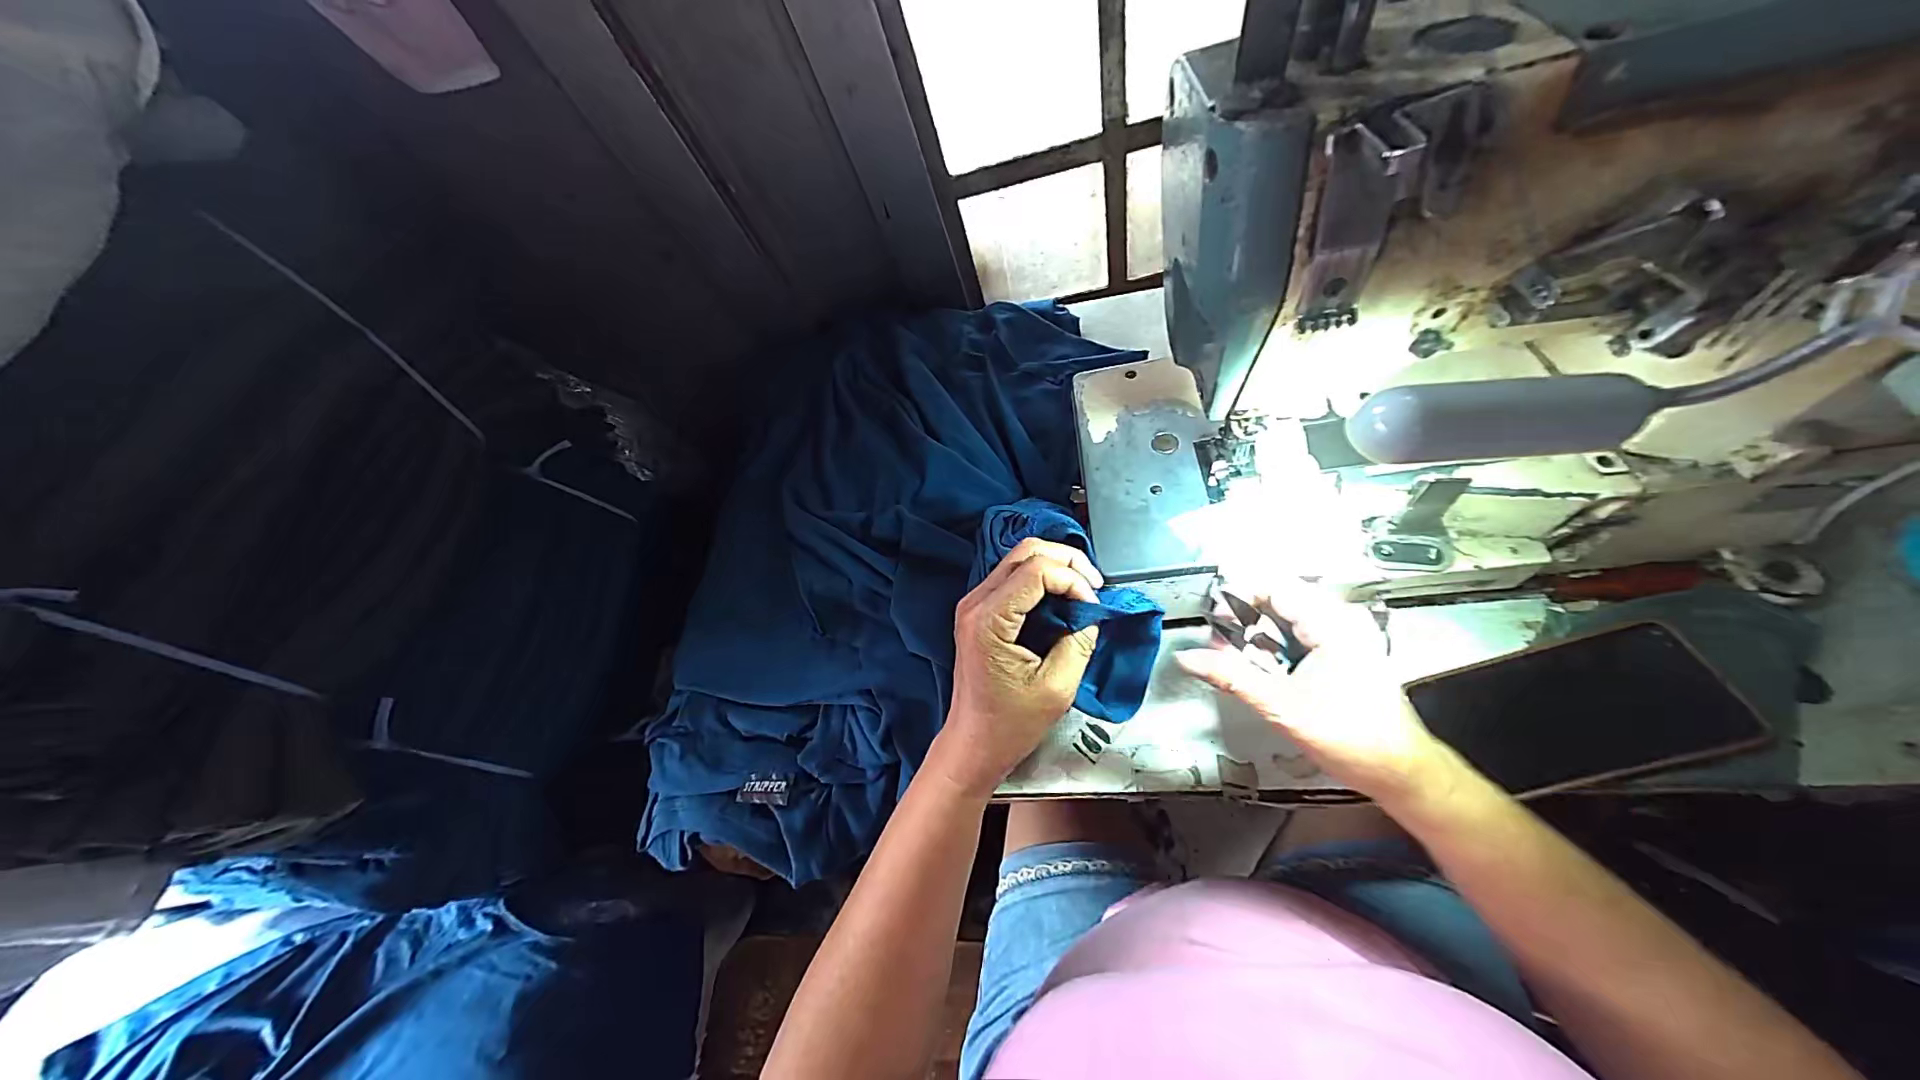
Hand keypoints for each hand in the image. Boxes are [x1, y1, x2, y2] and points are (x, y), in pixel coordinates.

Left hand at [932, 538, 1102, 798]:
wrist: (974, 742)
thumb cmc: (1010, 724)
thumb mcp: (1057, 687)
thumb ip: (1078, 642)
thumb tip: (1093, 613)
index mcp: (989, 620)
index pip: (1037, 570)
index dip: (1073, 581)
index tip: (1093, 608)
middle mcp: (975, 603)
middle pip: (1027, 551)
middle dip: (1067, 562)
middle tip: (1094, 589)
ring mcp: (974, 604)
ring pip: (1020, 559)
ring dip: (1056, 568)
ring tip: (1083, 594)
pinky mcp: (979, 611)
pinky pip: (1014, 577)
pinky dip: (1043, 580)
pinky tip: (1063, 600)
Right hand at [1176, 579, 1454, 803]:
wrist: (1396, 771)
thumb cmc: (1359, 741)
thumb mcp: (1280, 706)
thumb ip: (1230, 676)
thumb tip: (1192, 659)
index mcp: (1335, 624)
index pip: (1274, 586)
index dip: (1238, 598)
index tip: (1216, 617)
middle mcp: (1344, 623)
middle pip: (1278, 602)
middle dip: (1246, 623)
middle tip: (1225, 646)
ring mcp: (1347, 637)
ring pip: (1287, 620)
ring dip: (1261, 639)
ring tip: (1250, 665)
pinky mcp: (1344, 652)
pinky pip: (1299, 636)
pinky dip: (1278, 649)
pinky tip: (1272, 673)